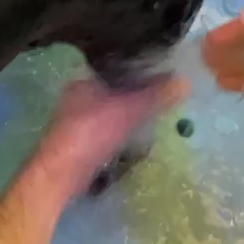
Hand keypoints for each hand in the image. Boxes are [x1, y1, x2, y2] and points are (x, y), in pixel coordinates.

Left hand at [26, 75, 188, 198]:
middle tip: (164, 96)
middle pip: (113, 90)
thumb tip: (185, 80)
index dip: (139, 69)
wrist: (59, 176)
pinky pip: (106, 131)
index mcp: (83, 81)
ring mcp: (76, 122)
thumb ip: (155, 96)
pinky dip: (121, 132)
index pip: (115, 67)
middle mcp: (77, 97)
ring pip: (110, 111)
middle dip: (136, 93)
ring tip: (155, 115)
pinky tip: (136, 138)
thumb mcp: (127, 111)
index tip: (163, 73)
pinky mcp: (79, 143)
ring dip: (129, 114)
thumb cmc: (90, 135)